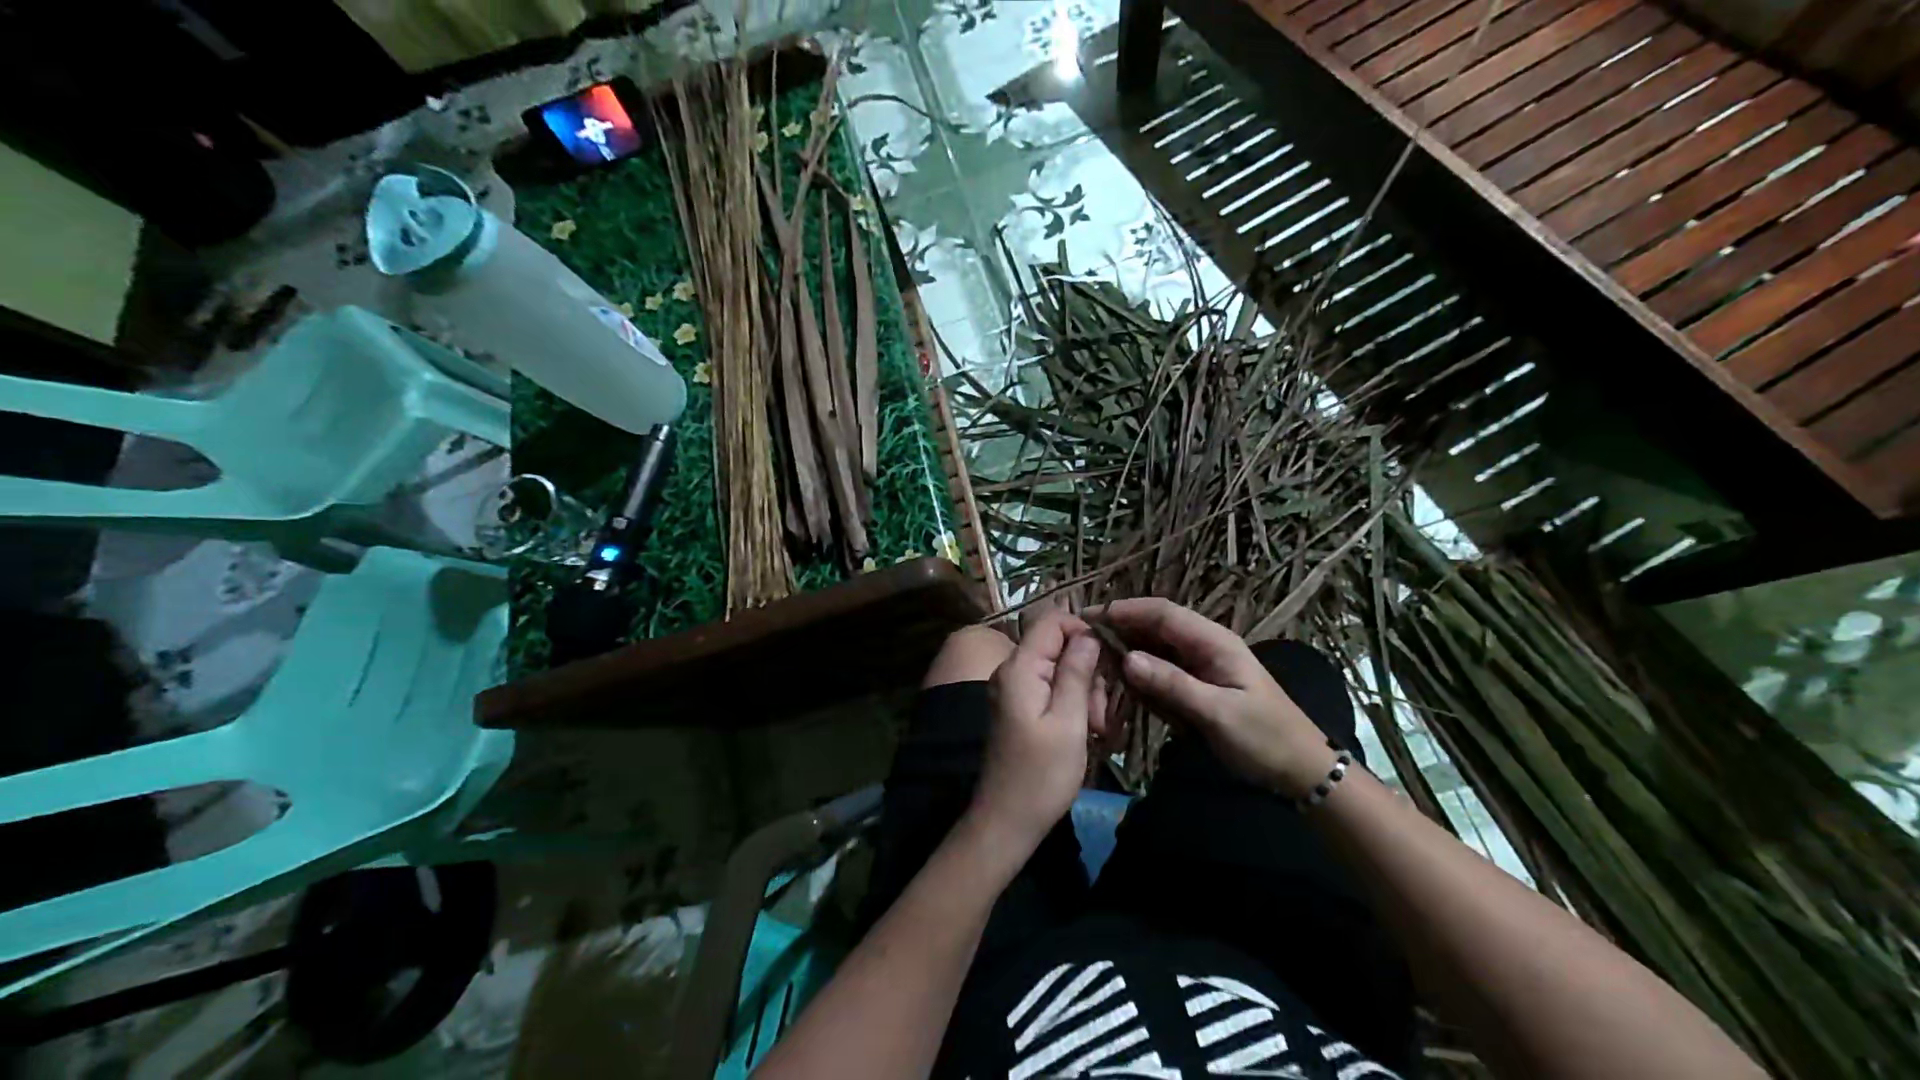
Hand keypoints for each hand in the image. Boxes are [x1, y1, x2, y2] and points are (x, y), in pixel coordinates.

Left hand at [970, 608, 1105, 847]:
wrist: (1007, 821)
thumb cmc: (1041, 774)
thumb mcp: (1070, 722)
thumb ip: (1077, 673)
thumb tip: (1089, 634)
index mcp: (1019, 668)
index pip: (1052, 620)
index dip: (1084, 630)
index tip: (1110, 662)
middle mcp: (1011, 670)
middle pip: (1058, 646)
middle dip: (1089, 671)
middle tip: (1102, 714)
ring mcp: (1014, 690)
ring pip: (1059, 669)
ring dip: (1085, 693)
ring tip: (1099, 730)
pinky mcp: (1020, 708)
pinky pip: (1051, 690)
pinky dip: (1073, 705)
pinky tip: (1088, 731)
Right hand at [1098, 598, 1335, 796]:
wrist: (1300, 771)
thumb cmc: (1264, 738)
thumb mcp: (1218, 713)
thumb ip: (1172, 684)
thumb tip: (1126, 658)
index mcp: (1214, 642)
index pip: (1162, 613)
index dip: (1125, 610)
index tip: (1089, 617)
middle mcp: (1203, 647)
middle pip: (1154, 627)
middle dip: (1120, 629)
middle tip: (1082, 639)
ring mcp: (1199, 667)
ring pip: (1153, 650)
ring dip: (1125, 652)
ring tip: (1092, 660)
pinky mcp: (1196, 687)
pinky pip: (1159, 673)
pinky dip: (1138, 676)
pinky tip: (1118, 684)